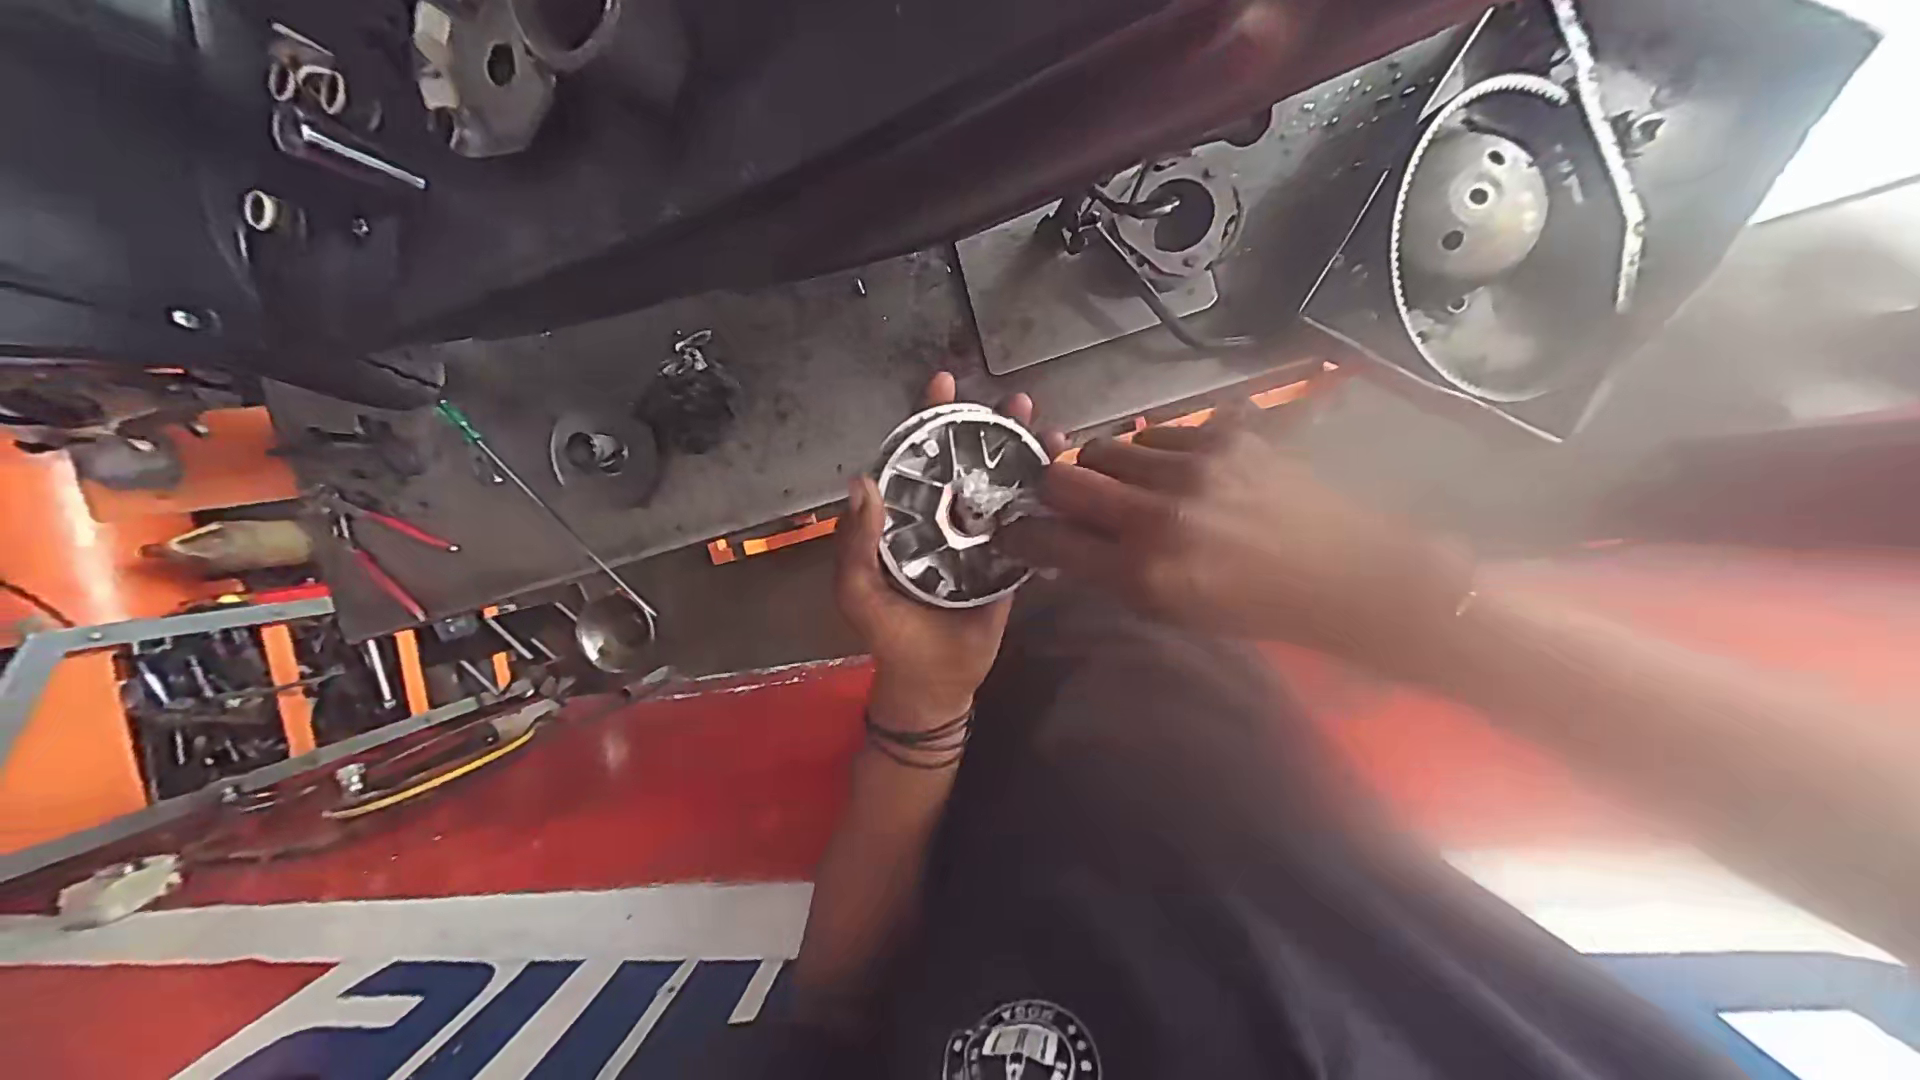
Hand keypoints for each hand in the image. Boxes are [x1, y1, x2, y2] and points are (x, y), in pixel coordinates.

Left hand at [836, 373, 1065, 730]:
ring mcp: (979, 534)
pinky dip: (1045, 494)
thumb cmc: (893, 638)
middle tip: (1015, 401)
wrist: (938, 682)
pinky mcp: (1009, 556)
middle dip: (989, 424)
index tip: (944, 380)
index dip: (928, 416)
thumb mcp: (860, 594)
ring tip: (1048, 428)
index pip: (915, 456)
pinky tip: (1063, 472)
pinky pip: (1027, 519)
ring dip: (1024, 451)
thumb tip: (863, 482)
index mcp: (905, 517)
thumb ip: (855, 544)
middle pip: (966, 458)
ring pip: (1001, 481)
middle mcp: (943, 516)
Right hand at [1000, 407, 1470, 675]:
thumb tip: (1062, 542)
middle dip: (1052, 489)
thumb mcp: (1170, 610)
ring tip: (1132, 484)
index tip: (1017, 527)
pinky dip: (1154, 452)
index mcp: (1143, 573)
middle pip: (1063, 478)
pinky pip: (1157, 432)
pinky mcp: (1227, 435)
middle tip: (1067, 498)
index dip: (1021, 531)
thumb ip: (1109, 575)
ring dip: (1106, 468)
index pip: (1049, 539)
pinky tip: (1177, 471)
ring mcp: (1193, 468)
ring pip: (1106, 447)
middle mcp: (1158, 516)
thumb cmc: (1253, 607)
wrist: (1347, 574)